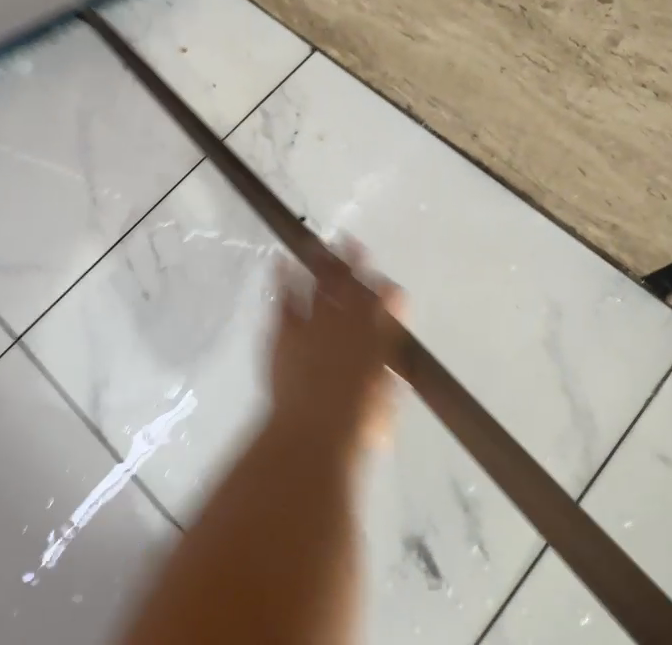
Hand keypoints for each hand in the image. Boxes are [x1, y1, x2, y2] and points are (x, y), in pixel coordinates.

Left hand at [266, 237, 404, 452]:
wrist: (311, 429)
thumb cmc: (353, 429)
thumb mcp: (382, 408)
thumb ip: (384, 383)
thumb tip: (386, 379)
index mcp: (379, 339)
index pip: (391, 303)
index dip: (391, 293)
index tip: (390, 288)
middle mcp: (350, 322)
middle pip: (355, 283)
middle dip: (356, 261)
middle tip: (354, 243)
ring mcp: (315, 321)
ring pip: (321, 281)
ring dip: (323, 261)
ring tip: (322, 242)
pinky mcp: (285, 328)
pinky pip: (283, 294)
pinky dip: (281, 275)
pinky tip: (279, 260)